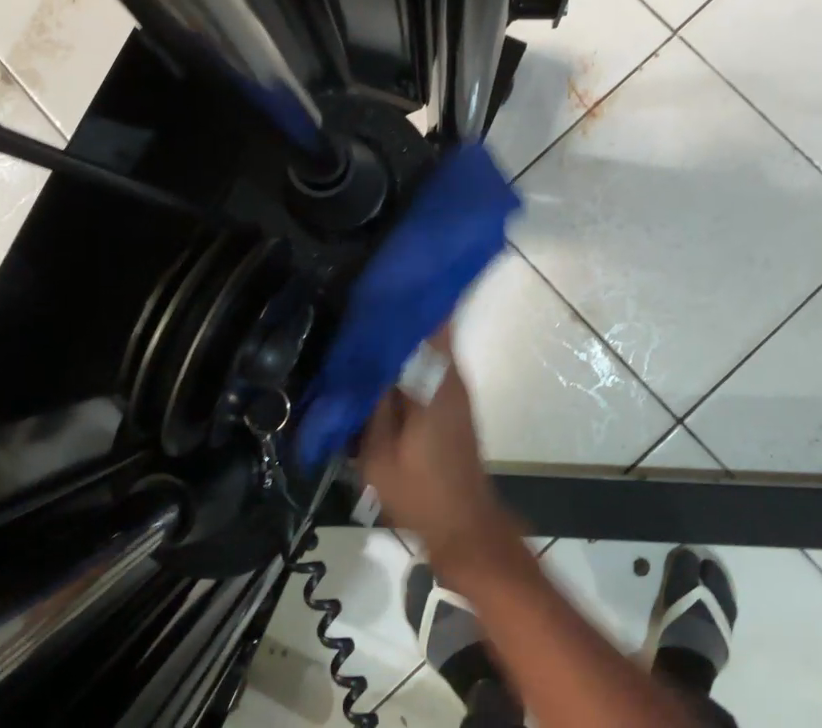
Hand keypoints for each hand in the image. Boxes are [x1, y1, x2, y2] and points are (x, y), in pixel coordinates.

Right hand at [358, 330, 520, 572]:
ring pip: (425, 349)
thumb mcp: (378, 452)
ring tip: (360, 338)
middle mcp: (449, 377)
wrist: (463, 527)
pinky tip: (376, 374)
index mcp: (433, 381)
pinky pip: (426, 369)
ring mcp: (454, 390)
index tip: (373, 293)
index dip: (401, 306)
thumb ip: (370, 402)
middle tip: (357, 313)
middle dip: (393, 320)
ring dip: (398, 343)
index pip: (426, 322)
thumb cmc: (419, 492)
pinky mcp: (452, 405)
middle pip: (425, 330)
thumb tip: (360, 362)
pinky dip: (404, 364)